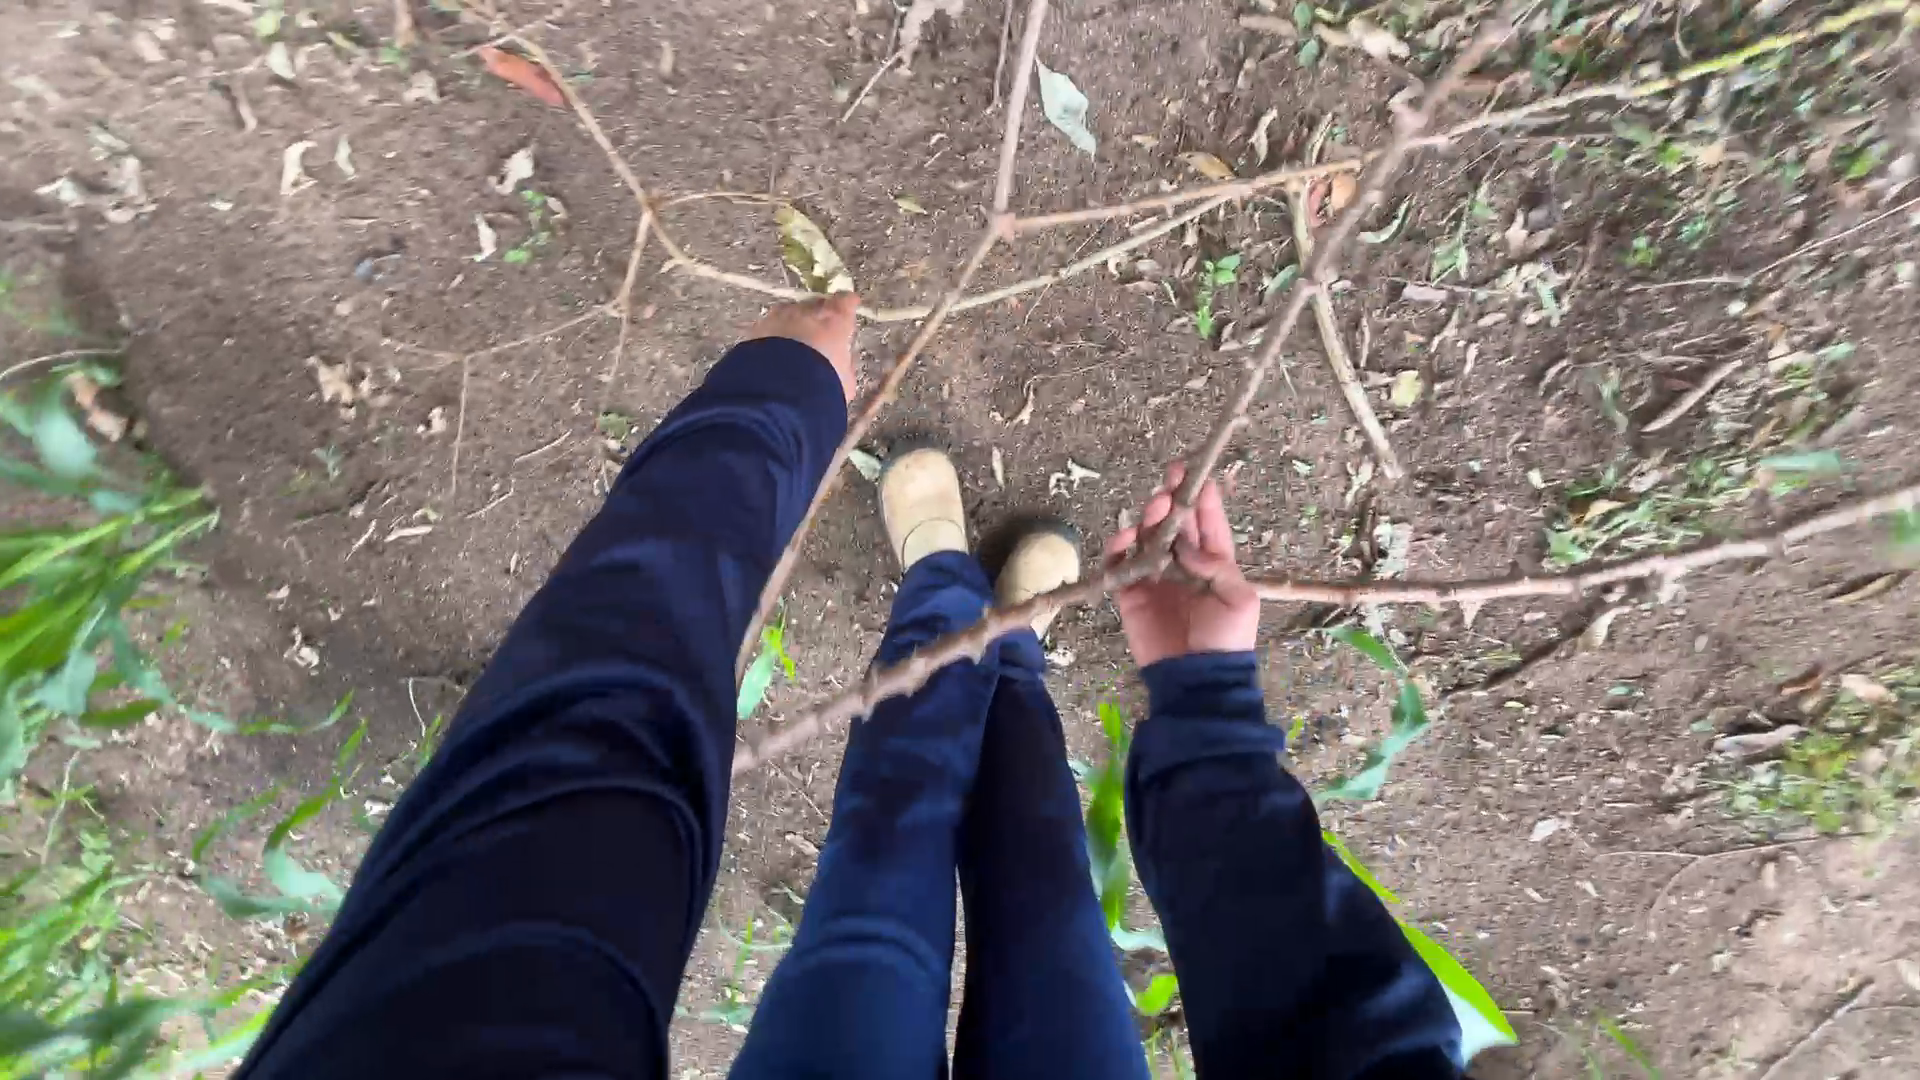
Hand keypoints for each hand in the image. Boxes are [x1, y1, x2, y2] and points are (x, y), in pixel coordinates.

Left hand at [746, 293, 860, 402]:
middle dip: (820, 315)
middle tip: (821, 330)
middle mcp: (807, 311)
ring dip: (795, 323)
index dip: (847, 304)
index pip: (845, 302)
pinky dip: (775, 334)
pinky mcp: (758, 328)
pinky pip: (771, 325)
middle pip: (816, 305)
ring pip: (790, 312)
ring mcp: (780, 316)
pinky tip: (775, 350)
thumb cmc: (823, 384)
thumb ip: (845, 366)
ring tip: (795, 341)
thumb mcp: (845, 382)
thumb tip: (844, 363)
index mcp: (834, 320)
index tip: (850, 305)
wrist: (781, 389)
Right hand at [1103, 463, 1260, 667]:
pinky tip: (1123, 538)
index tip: (1192, 470)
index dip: (1200, 495)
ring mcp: (1154, 577)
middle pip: (1172, 524)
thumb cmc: (1225, 639)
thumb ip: (1218, 567)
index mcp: (1213, 563)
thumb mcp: (1239, 600)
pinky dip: (1117, 548)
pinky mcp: (1129, 593)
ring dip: (1146, 520)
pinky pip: (1118, 564)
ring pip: (1145, 537)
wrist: (1194, 678)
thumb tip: (1187, 546)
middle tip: (1166, 492)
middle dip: (1169, 502)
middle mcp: (1182, 564)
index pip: (1206, 522)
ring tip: (1150, 512)